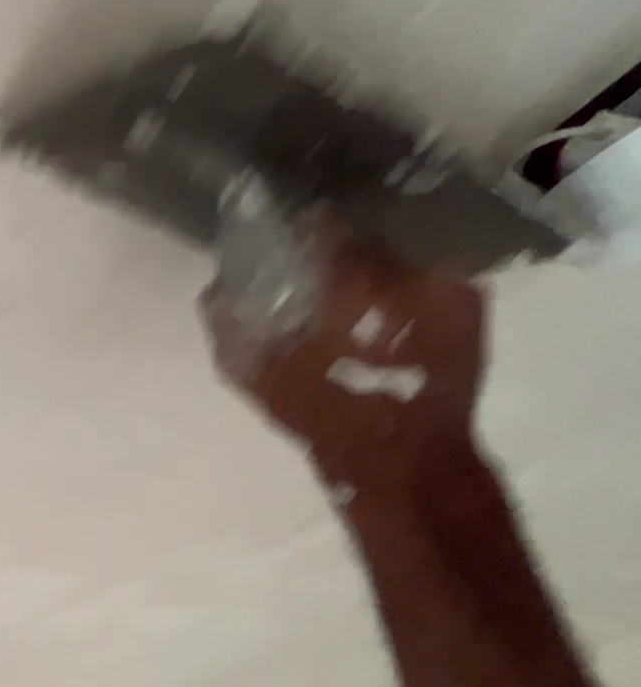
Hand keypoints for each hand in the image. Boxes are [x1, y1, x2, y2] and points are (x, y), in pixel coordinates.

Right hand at [200, 217, 486, 491]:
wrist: (406, 460)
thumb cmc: (326, 413)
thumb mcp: (255, 374)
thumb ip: (228, 325)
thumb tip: (215, 287)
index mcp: (358, 282)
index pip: (325, 226)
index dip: (296, 226)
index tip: (276, 232)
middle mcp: (412, 274)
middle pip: (364, 237)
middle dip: (334, 249)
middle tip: (306, 265)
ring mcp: (451, 291)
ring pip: (397, 256)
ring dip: (369, 267)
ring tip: (341, 287)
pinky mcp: (471, 311)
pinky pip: (426, 279)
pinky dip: (399, 286)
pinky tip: (375, 308)